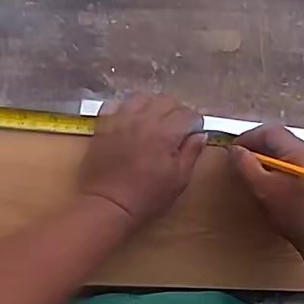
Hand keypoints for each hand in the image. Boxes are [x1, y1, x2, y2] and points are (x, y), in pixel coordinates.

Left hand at [76, 95, 206, 224]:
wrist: (108, 205)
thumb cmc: (148, 196)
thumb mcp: (179, 179)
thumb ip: (191, 152)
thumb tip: (200, 135)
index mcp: (165, 132)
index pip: (186, 113)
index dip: (194, 122)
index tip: (195, 132)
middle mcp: (143, 119)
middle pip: (165, 100)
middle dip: (176, 110)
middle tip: (177, 127)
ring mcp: (120, 120)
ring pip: (141, 98)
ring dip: (151, 106)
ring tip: (154, 121)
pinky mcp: (103, 126)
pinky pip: (115, 105)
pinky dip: (126, 109)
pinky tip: (130, 121)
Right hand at [230, 125, 303, 250]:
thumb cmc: (292, 214)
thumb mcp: (262, 189)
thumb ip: (245, 165)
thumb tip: (235, 150)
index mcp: (299, 151)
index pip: (270, 131)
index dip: (248, 137)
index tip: (233, 149)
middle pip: (280, 137)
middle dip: (258, 144)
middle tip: (240, 157)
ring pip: (287, 148)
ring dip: (268, 153)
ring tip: (252, 167)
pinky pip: (295, 159)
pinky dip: (280, 162)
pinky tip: (270, 176)